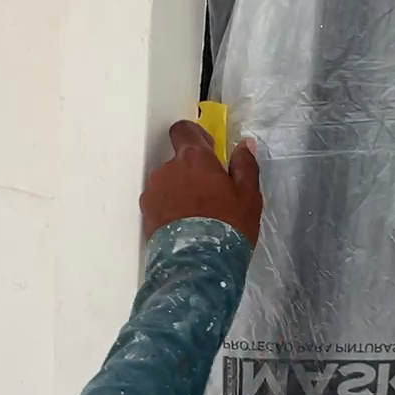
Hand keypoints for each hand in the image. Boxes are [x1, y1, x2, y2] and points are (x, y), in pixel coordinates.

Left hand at [141, 120, 262, 246]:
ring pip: (168, 181)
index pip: (183, 129)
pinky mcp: (146, 212)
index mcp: (194, 158)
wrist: (198, 265)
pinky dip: (170, 207)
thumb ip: (245, 165)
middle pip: (178, 160)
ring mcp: (153, 191)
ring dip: (180, 190)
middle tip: (210, 194)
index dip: (195, 136)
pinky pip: (160, 201)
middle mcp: (167, 169)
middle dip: (192, 171)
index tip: (209, 150)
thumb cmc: (228, 226)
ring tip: (197, 214)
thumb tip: (244, 144)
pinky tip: (185, 225)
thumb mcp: (248, 196)